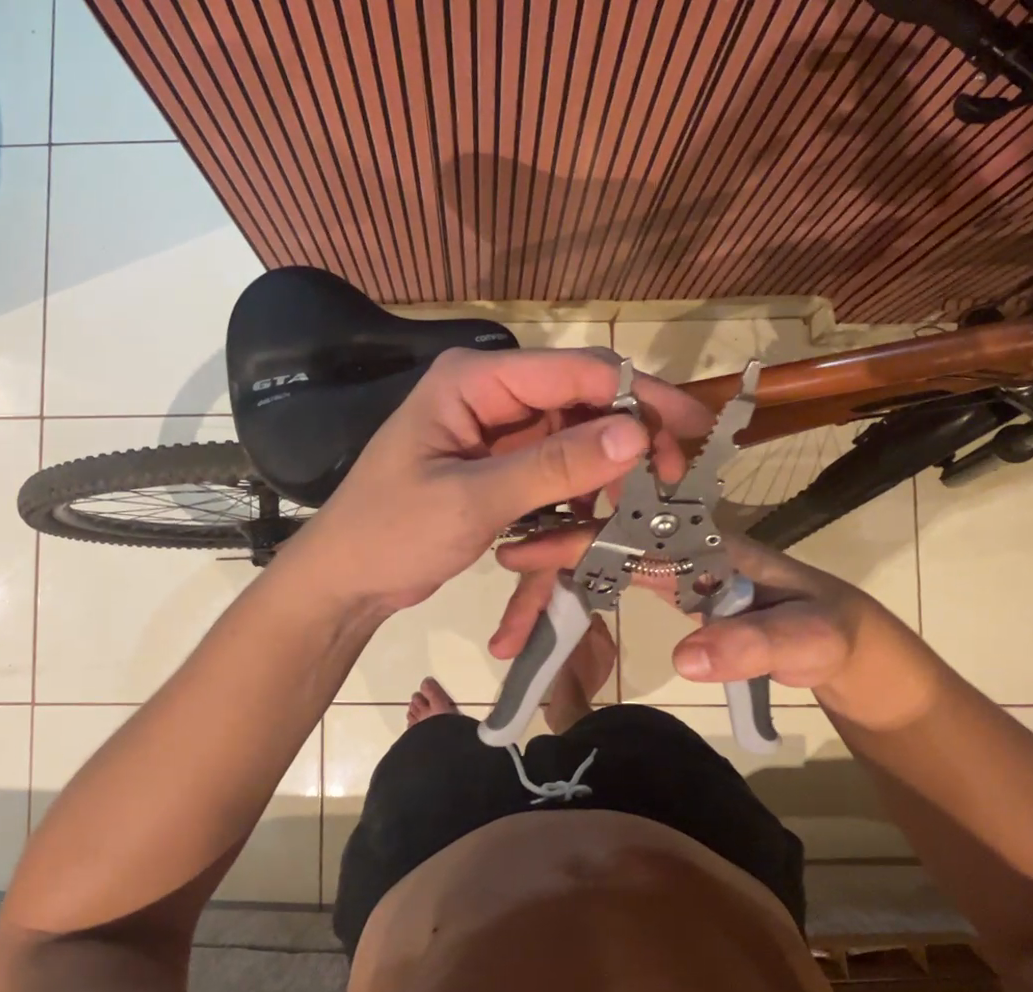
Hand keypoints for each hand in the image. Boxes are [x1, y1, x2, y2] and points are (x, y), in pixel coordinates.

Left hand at [277, 347, 713, 612]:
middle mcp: (490, 396)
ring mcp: (496, 434)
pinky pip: (555, 476)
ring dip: (603, 480)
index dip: (636, 397)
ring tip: (628, 518)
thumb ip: (553, 466)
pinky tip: (587, 532)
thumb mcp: (473, 500)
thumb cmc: (391, 531)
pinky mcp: (499, 470)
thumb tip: (635, 432)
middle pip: (583, 404)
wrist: (345, 579)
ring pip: (576, 443)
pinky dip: (574, 503)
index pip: (575, 371)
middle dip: (625, 444)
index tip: (687, 433)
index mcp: (474, 381)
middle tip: (666, 487)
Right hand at [493, 529, 884, 697]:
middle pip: (594, 546)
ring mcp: (669, 564)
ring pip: (593, 566)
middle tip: (504, 633)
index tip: (520, 556)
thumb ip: (754, 644)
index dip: (571, 541)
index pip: (624, 531)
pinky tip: (546, 629)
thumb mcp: (805, 640)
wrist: (844, 640)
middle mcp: (677, 543)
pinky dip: (572, 605)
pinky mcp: (667, 585)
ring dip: (550, 597)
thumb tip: (685, 658)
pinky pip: (606, 584)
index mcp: (702, 542)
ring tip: (512, 641)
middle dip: (544, 580)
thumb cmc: (829, 632)